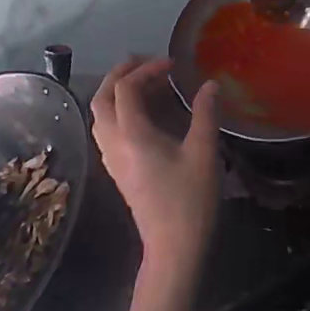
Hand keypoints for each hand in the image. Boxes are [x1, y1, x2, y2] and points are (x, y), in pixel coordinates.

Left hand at [90, 57, 220, 272]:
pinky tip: (142, 116)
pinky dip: (117, 113)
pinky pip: (105, 131)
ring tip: (144, 86)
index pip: (125, 88)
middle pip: (101, 97)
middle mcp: (113, 143)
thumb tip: (210, 85)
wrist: (172, 246)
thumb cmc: (190, 200)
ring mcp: (111, 159)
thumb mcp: (203, 153)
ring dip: (115, 93)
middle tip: (146, 64)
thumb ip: (205, 115)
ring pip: (99, 115)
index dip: (145, 69)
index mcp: (132, 134)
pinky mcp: (116, 171)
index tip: (172, 65)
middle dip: (120, 75)